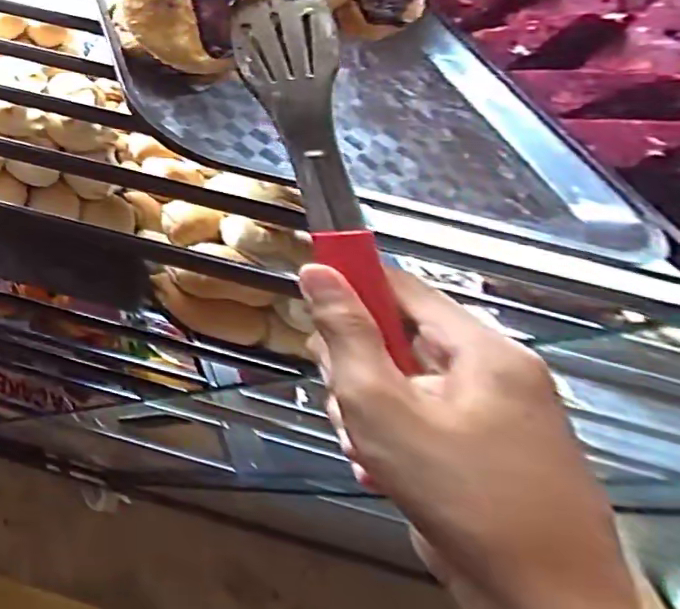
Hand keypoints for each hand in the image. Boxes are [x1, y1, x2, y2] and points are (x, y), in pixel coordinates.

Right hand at [301, 264, 638, 608]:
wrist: (541, 598)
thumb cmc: (460, 492)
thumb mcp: (379, 401)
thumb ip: (345, 331)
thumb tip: (319, 271)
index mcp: (484, 354)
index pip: (398, 284)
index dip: (346, 282)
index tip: (306, 297)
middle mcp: (495, 375)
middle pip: (388, 335)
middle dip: (350, 366)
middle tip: (347, 399)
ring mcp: (492, 413)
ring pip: (392, 378)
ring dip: (362, 406)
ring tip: (366, 443)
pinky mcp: (481, 445)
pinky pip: (413, 413)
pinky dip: (386, 432)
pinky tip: (380, 463)